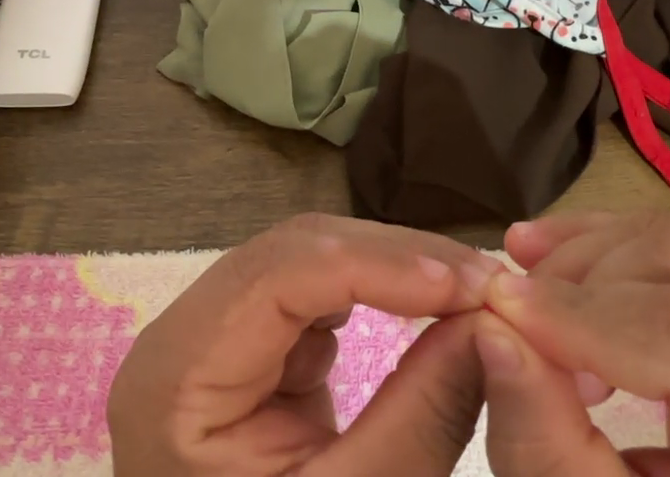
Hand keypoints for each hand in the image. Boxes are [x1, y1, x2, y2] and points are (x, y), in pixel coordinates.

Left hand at [108, 213, 502, 474]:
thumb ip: (419, 417)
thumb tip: (491, 325)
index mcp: (177, 374)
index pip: (279, 275)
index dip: (376, 265)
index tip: (467, 283)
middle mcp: (184, 332)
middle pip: (294, 253)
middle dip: (395, 257)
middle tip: (485, 282)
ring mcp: (216, 331)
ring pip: (309, 260)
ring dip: (391, 266)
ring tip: (466, 289)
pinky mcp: (249, 344)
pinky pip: (315, 293)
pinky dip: (375, 291)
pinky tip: (423, 303)